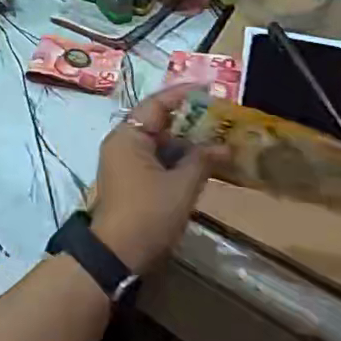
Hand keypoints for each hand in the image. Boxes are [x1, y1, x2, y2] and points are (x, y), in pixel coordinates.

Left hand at [88, 89, 221, 272]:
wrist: (118, 252)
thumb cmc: (149, 213)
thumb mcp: (181, 186)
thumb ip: (201, 161)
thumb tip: (222, 146)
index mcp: (127, 137)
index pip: (155, 105)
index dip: (182, 95)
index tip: (208, 88)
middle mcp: (121, 143)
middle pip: (156, 122)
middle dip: (188, 120)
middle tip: (221, 116)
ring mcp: (123, 161)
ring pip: (157, 142)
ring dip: (185, 141)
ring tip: (219, 139)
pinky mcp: (129, 178)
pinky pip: (154, 158)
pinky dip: (176, 158)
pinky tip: (202, 163)